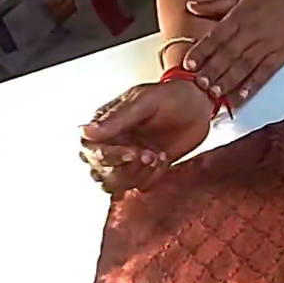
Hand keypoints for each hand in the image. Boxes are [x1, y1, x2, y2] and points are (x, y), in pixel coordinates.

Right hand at [79, 80, 213, 192]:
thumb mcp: (144, 102)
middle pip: (100, 172)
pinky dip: (153, 177)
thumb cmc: (171, 97)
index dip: (108, 156)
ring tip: (158, 155)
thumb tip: (84, 131)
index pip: (91, 150)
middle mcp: (111, 144)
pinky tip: (164, 159)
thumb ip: (116, 119)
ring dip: (138, 174)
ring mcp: (128, 160)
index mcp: (104, 126)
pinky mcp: (145, 170)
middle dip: (125, 168)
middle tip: (150, 154)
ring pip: (116, 183)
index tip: (132, 152)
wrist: (199, 106)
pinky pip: (140, 185)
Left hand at [180, 0, 283, 104]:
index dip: (202, 51)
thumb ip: (216, 4)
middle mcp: (252, 30)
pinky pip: (265, 72)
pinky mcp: (282, 54)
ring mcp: (267, 44)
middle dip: (212, 70)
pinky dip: (252, 85)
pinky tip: (241, 97)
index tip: (188, 64)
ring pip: (244, 65)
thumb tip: (190, 6)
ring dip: (229, 80)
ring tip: (215, 93)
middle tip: (199, 85)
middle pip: (228, 53)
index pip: (216, 35)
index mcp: (240, 15)